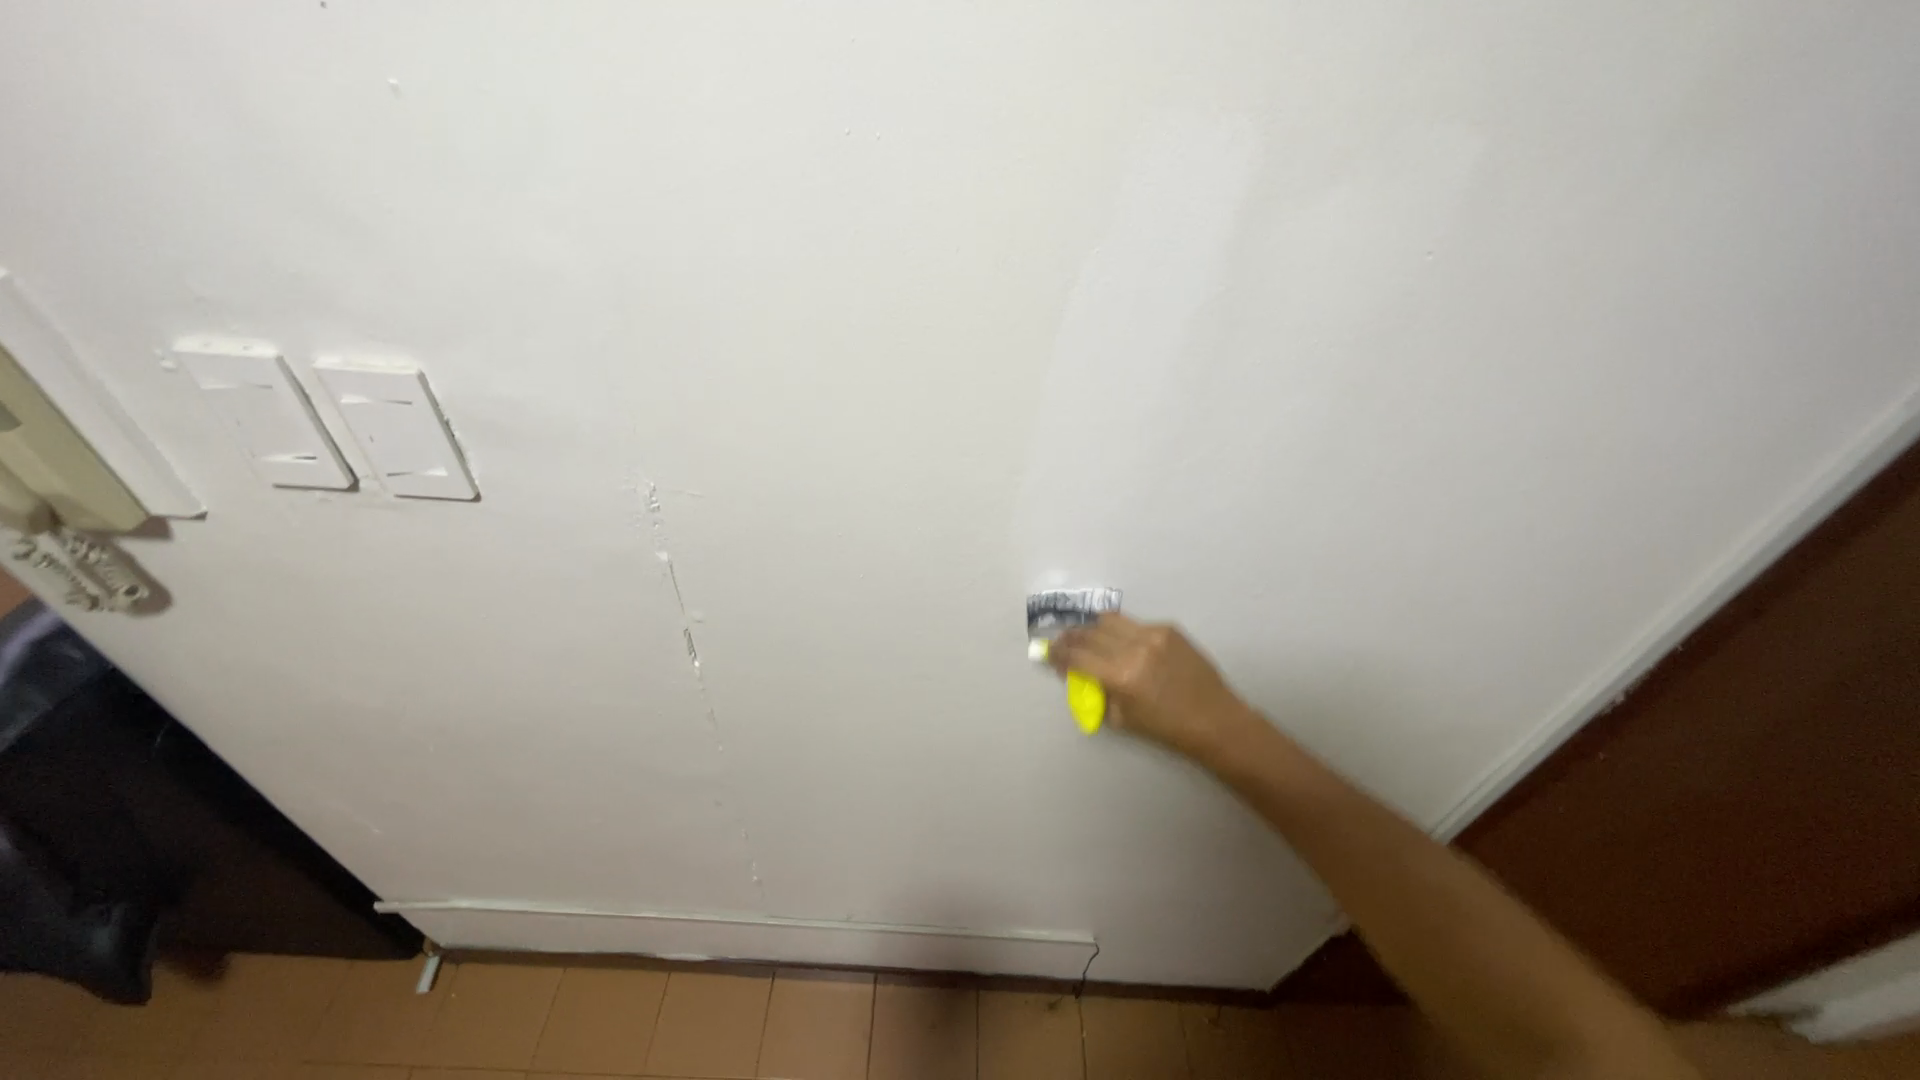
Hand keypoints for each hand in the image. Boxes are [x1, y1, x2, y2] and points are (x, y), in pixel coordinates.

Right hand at [1047, 613, 1257, 761]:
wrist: (1215, 720)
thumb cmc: (1167, 729)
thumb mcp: (1122, 719)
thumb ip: (1097, 692)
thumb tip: (1077, 674)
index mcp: (1121, 676)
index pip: (1077, 656)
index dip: (1058, 654)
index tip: (1049, 653)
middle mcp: (1135, 648)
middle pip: (1089, 633)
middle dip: (1071, 637)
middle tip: (1062, 642)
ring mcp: (1154, 635)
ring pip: (1111, 620)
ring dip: (1094, 628)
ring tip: (1087, 636)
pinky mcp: (1170, 629)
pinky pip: (1136, 625)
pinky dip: (1124, 633)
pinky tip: (1125, 645)